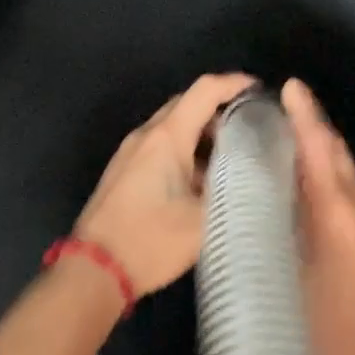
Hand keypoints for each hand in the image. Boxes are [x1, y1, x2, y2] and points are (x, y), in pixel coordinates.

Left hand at [73, 73, 256, 296]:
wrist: (94, 270)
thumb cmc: (151, 240)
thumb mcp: (205, 219)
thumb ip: (233, 190)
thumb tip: (256, 175)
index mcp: (167, 136)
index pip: (205, 90)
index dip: (234, 83)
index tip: (259, 91)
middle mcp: (146, 135)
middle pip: (187, 104)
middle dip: (220, 109)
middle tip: (251, 127)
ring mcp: (131, 152)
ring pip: (172, 126)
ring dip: (202, 133)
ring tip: (233, 156)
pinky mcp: (124, 171)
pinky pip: (160, 146)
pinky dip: (185, 149)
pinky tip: (202, 179)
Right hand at [285, 78, 354, 354]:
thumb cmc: (329, 333)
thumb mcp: (295, 276)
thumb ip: (279, 225)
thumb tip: (257, 186)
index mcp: (343, 211)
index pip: (320, 149)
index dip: (305, 115)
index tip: (287, 85)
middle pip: (333, 154)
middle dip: (310, 123)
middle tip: (274, 103)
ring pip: (337, 172)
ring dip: (313, 145)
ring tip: (277, 129)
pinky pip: (338, 192)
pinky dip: (317, 173)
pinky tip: (292, 180)